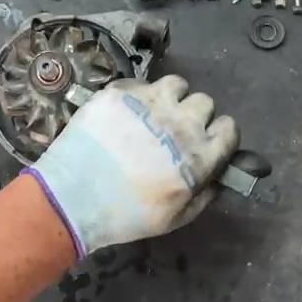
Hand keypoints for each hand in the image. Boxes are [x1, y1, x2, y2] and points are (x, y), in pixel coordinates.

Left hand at [26, 75, 237, 257]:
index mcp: (199, 156)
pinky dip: (138, 95)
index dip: (219, 134)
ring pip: (176, 84)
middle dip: (194, 115)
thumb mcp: (176, 218)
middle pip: (204, 102)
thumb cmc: (126, 215)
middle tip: (174, 130)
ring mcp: (149, 103)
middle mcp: (180, 123)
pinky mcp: (120, 92)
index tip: (207, 140)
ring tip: (153, 112)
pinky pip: (141, 82)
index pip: (229, 128)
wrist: (73, 198)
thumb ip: (204, 195)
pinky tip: (125, 112)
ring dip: (170, 97)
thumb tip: (217, 177)